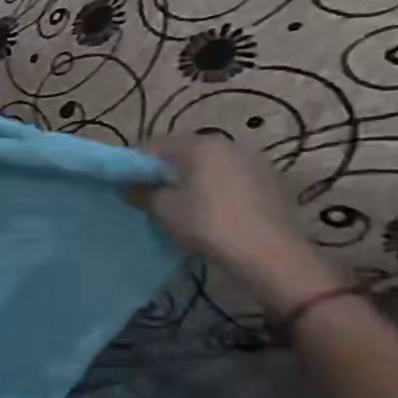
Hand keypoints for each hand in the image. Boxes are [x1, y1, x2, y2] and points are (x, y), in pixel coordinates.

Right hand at [138, 135, 345, 312]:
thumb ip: (140, 190)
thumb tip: (129, 184)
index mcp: (199, 145)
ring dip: (191, 179)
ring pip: (210, 165)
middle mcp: (230, 144)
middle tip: (150, 195)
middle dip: (164, 171)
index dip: (132, 164)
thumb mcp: (161, 208)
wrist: (269, 253)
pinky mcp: (273, 181)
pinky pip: (232, 177)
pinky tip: (212, 211)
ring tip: (182, 204)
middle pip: (184, 152)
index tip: (124, 184)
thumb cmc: (206, 223)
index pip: (152, 145)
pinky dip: (216, 188)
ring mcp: (256, 161)